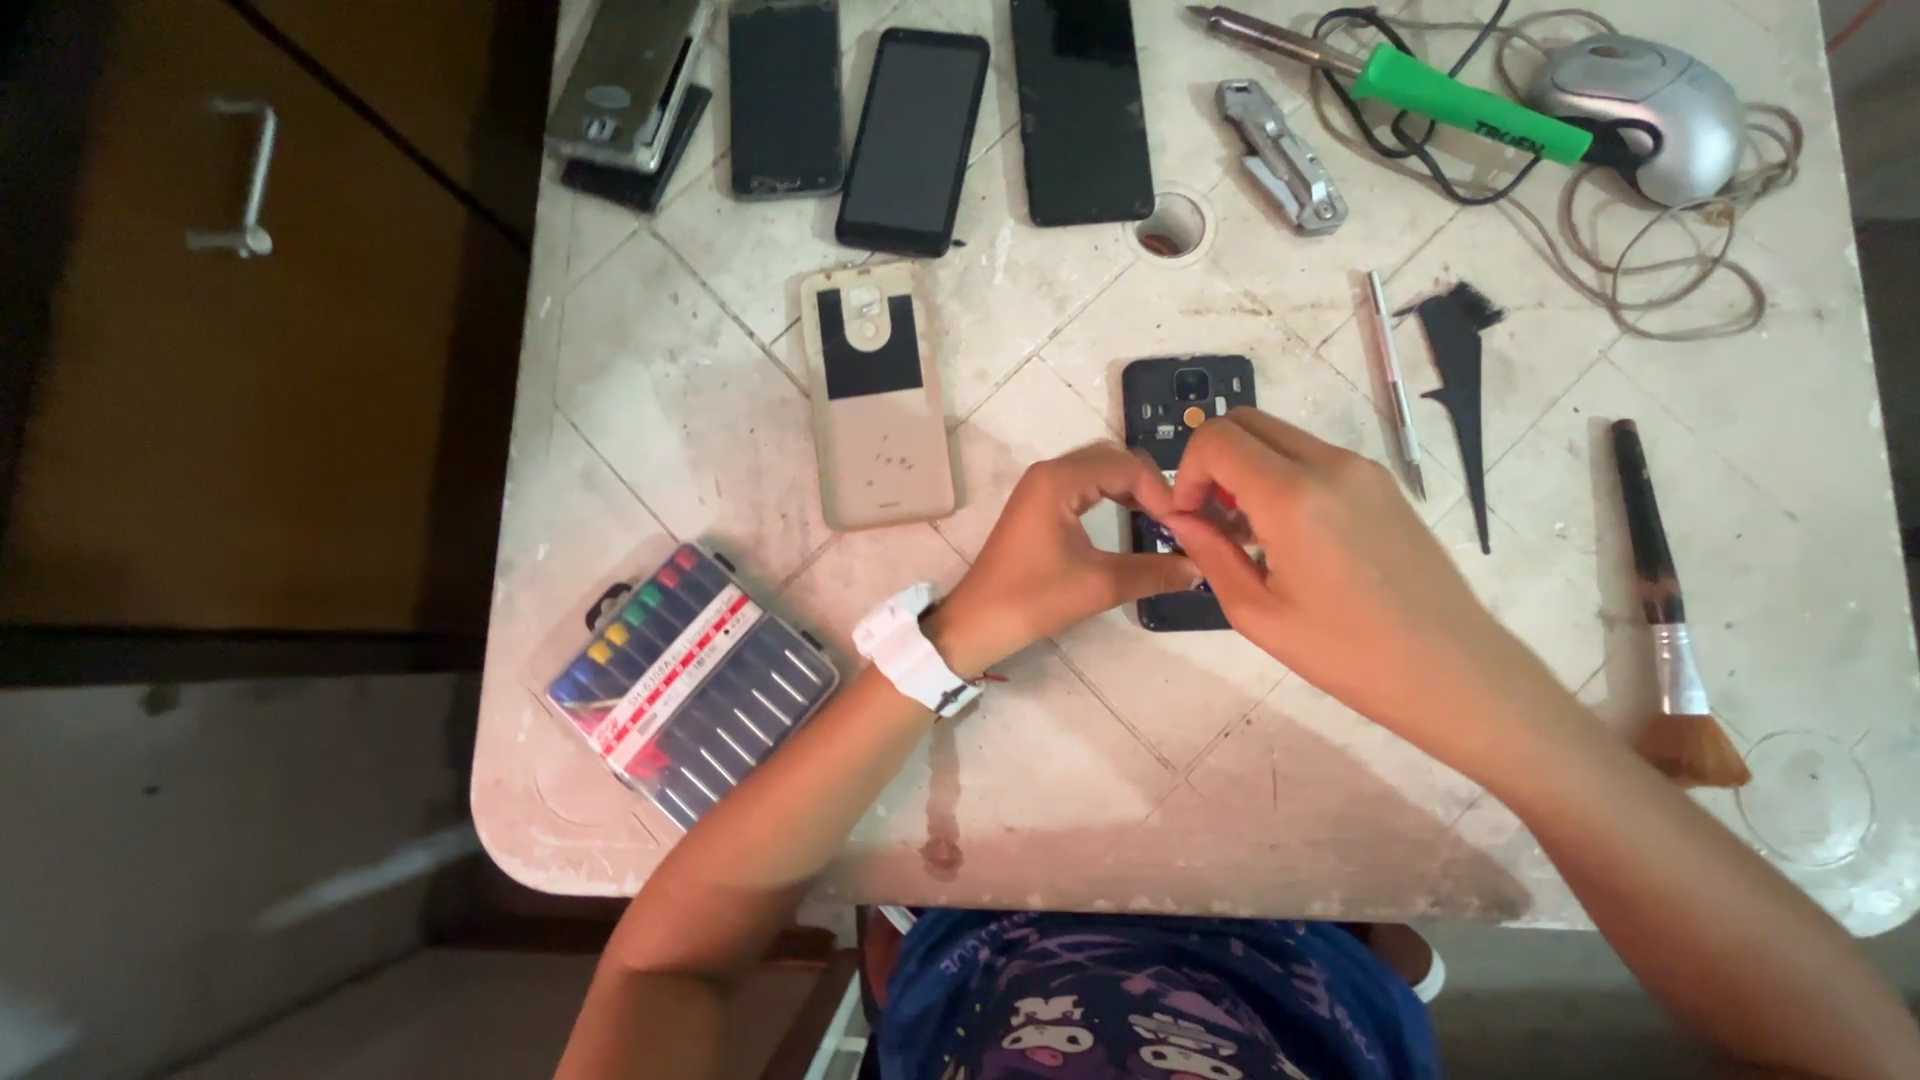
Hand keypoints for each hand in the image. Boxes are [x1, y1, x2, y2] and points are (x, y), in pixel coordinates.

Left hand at [926, 443, 1200, 675]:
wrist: (977, 622)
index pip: (1128, 466)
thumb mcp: (1100, 585)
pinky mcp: (1037, 504)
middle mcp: (1049, 472)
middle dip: (1149, 485)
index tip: (1185, 528)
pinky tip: (1130, 519)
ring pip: (1098, 470)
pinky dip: (1110, 495)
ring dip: (1131, 489)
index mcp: (1060, 480)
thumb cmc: (1034, 599)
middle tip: (1177, 520)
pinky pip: (1083, 485)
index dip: (1162, 493)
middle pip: (1114, 459)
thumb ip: (1154, 572)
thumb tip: (1199, 569)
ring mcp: (1040, 486)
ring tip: (1160, 520)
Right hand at [1150, 409, 1558, 759]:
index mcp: (1293, 496)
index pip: (1217, 439)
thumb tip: (1179, 517)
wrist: (1451, 669)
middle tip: (1212, 518)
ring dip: (1248, 470)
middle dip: (1213, 462)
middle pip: (1247, 422)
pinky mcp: (1383, 485)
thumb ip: (1209, 552)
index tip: (1189, 517)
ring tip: (1250, 536)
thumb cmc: (1345, 653)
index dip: (1187, 471)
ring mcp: (1363, 470)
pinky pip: (1314, 458)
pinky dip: (1283, 478)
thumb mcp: (1256, 612)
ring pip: (1281, 438)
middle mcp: (1330, 465)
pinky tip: (1289, 538)